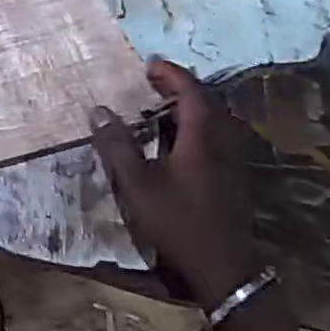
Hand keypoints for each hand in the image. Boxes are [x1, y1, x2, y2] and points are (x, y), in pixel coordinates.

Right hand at [90, 58, 257, 308]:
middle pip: (206, 102)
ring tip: (157, 105)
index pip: (192, 92)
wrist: (221, 267)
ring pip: (212, 120)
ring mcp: (231, 161)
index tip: (149, 64)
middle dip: (179, 86)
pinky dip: (193, 125)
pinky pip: (213, 136)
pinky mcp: (230, 176)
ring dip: (187, 106)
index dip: (172, 74)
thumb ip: (117, 145)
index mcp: (202, 138)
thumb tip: (98, 110)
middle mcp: (222, 142)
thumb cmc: (177, 221)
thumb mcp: (137, 183)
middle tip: (150, 81)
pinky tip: (172, 139)